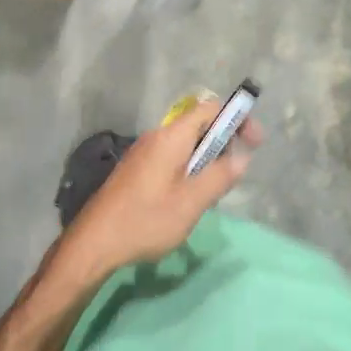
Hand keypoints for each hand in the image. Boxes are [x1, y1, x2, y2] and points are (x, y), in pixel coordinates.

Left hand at [52, 98, 262, 283]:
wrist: (95, 241)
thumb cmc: (146, 220)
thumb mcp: (191, 203)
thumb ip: (218, 177)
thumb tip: (241, 157)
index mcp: (170, 137)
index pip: (209, 109)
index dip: (236, 118)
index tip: (255, 141)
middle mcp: (156, 136)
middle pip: (198, 125)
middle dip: (223, 141)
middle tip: (237, 170)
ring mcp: (144, 152)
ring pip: (185, 144)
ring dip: (206, 158)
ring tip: (215, 189)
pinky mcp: (137, 169)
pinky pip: (172, 157)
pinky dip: (189, 168)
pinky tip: (189, 197)